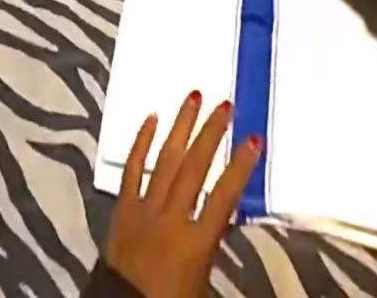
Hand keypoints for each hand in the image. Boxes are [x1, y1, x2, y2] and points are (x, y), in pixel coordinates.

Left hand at [103, 91, 262, 297]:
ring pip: (166, 160)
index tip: (254, 139)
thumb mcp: (202, 279)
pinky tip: (152, 117)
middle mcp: (170, 219)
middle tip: (224, 105)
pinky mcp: (122, 208)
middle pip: (194, 169)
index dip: (240, 167)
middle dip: (211, 133)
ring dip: (182, 126)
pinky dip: (141, 142)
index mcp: (194, 244)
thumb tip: (226, 206)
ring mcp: (143, 210)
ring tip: (194, 96)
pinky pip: (133, 169)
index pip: (223, 198)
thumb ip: (213, 239)